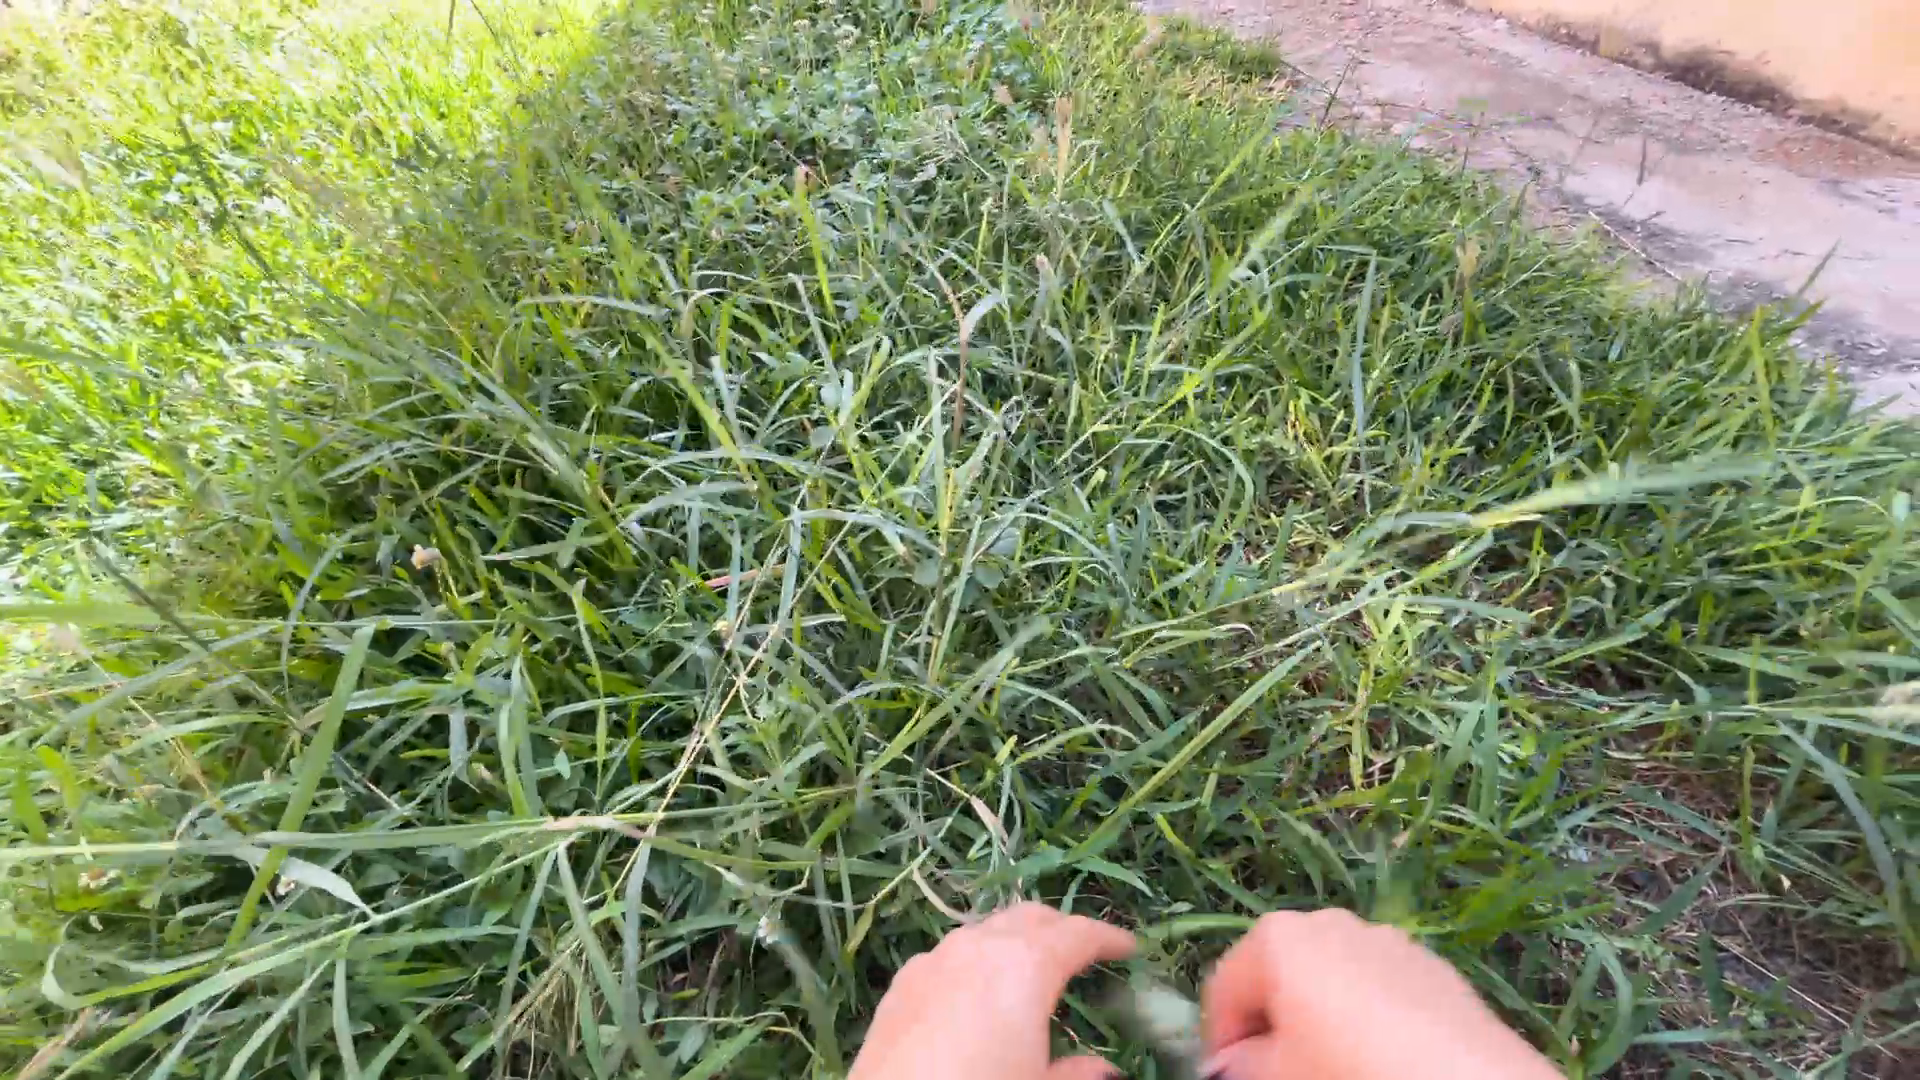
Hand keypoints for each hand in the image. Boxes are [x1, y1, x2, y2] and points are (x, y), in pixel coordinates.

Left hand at [849, 902, 1135, 1079]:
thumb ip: (1077, 1075)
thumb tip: (1105, 1069)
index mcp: (1026, 966)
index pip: (1078, 934)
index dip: (1107, 937)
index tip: (1129, 947)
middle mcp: (982, 944)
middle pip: (1032, 917)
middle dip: (1062, 928)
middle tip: (1084, 953)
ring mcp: (939, 955)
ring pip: (989, 927)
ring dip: (1018, 938)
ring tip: (1033, 966)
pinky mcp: (907, 977)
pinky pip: (954, 951)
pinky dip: (979, 957)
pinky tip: (978, 990)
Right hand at [1201, 909, 1560, 1079]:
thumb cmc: (1357, 1076)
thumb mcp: (1283, 1079)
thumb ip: (1244, 1069)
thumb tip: (1232, 1066)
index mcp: (1276, 938)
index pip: (1224, 988)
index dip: (1219, 1041)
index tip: (1228, 1078)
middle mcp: (1322, 921)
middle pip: (1276, 977)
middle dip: (1271, 1028)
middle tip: (1280, 1076)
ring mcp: (1381, 939)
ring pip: (1329, 980)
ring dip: (1318, 1020)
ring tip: (1337, 1069)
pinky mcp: (1432, 966)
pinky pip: (1378, 989)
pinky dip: (1368, 1019)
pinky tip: (1387, 1063)